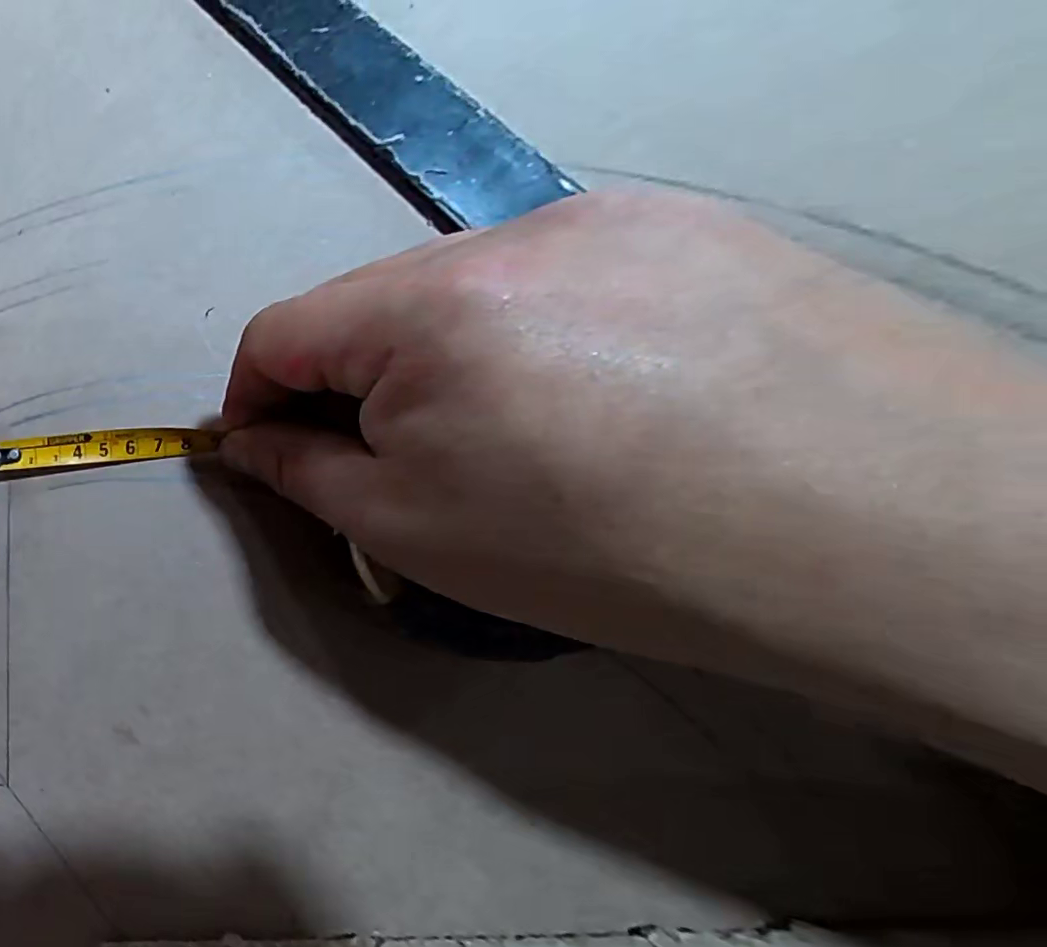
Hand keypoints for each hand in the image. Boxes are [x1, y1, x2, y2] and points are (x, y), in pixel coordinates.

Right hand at [220, 190, 1046, 720]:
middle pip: (367, 302)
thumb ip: (301, 470)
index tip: (261, 446)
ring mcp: (611, 218)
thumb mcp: (403, 525)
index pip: (279, 330)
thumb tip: (246, 440)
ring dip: (428, 356)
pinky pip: (546, 277)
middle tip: (375, 454)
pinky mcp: (689, 227)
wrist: (879, 539)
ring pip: (457, 287)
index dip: (250, 393)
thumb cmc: (589, 549)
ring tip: (485, 433)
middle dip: (341, 378)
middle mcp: (512, 231)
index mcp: (427, 307)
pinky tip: (571, 397)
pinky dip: (515, 334)